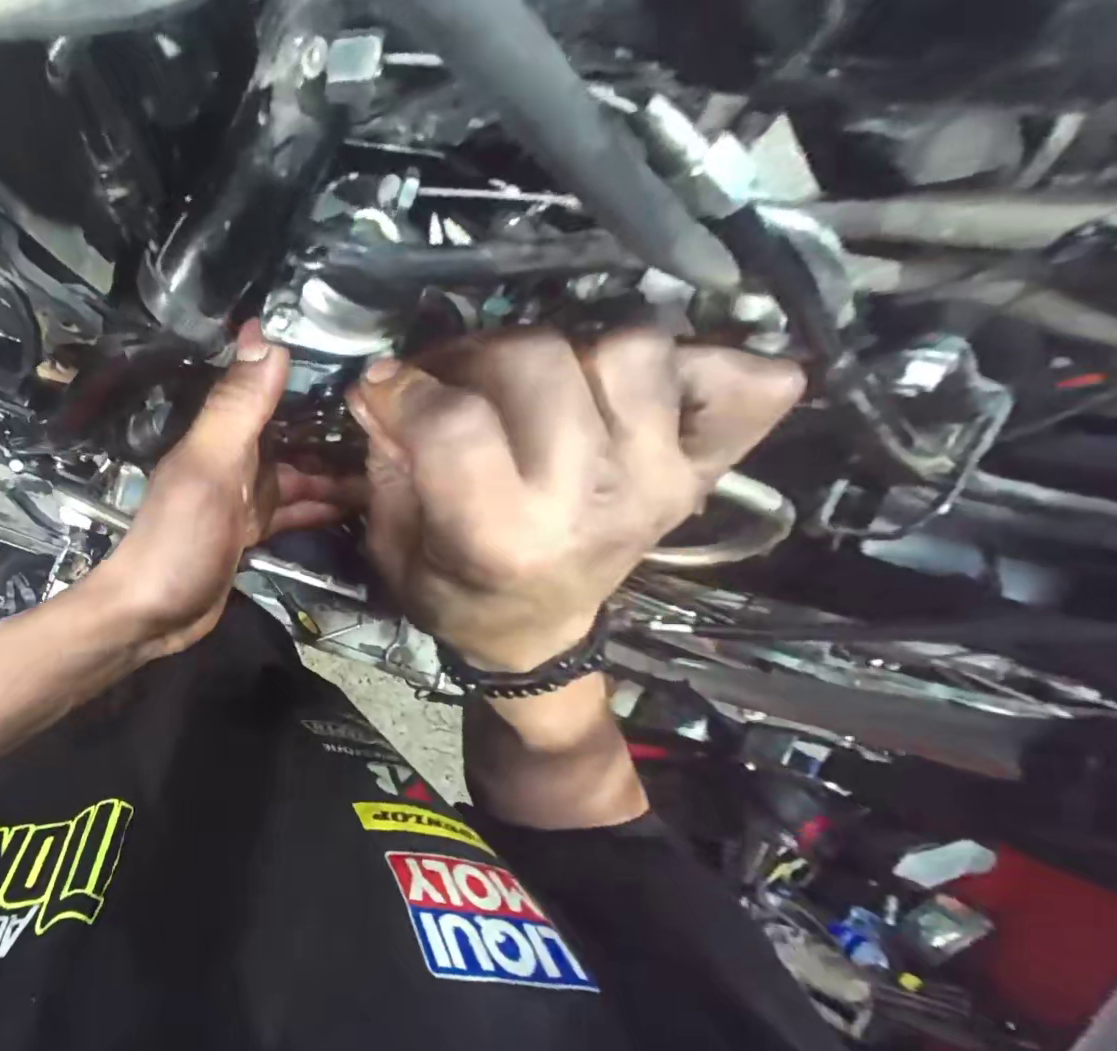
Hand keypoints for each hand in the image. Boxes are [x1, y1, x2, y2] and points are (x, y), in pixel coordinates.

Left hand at [87, 321, 356, 656]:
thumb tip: (265, 335)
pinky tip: (352, 508)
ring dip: (333, 473)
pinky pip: (292, 511)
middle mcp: (234, 462)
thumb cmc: (179, 540)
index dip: (311, 375)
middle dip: (333, 428)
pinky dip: (318, 509)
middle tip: (388, 425)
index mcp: (222, 437)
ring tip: (384, 469)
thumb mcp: (209, 469)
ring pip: (297, 476)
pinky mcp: (250, 534)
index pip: (271, 391)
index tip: (362, 364)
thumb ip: (237, 408)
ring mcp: (243, 500)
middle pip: (291, 435)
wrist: (151, 615)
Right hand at [345, 328, 803, 673]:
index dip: (405, 387)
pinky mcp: (695, 471)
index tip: (383, 384)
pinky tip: (631, 388)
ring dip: (563, 354)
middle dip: (471, 358)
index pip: (454, 423)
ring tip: (530, 388)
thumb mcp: (397, 550)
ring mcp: (655, 479)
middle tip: (450, 382)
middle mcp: (588, 500)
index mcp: (502, 538)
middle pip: (535, 362)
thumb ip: (386, 467)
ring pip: (626, 348)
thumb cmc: (459, 599)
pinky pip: (737, 382)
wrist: (538, 636)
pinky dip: (696, 364)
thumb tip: (379, 388)